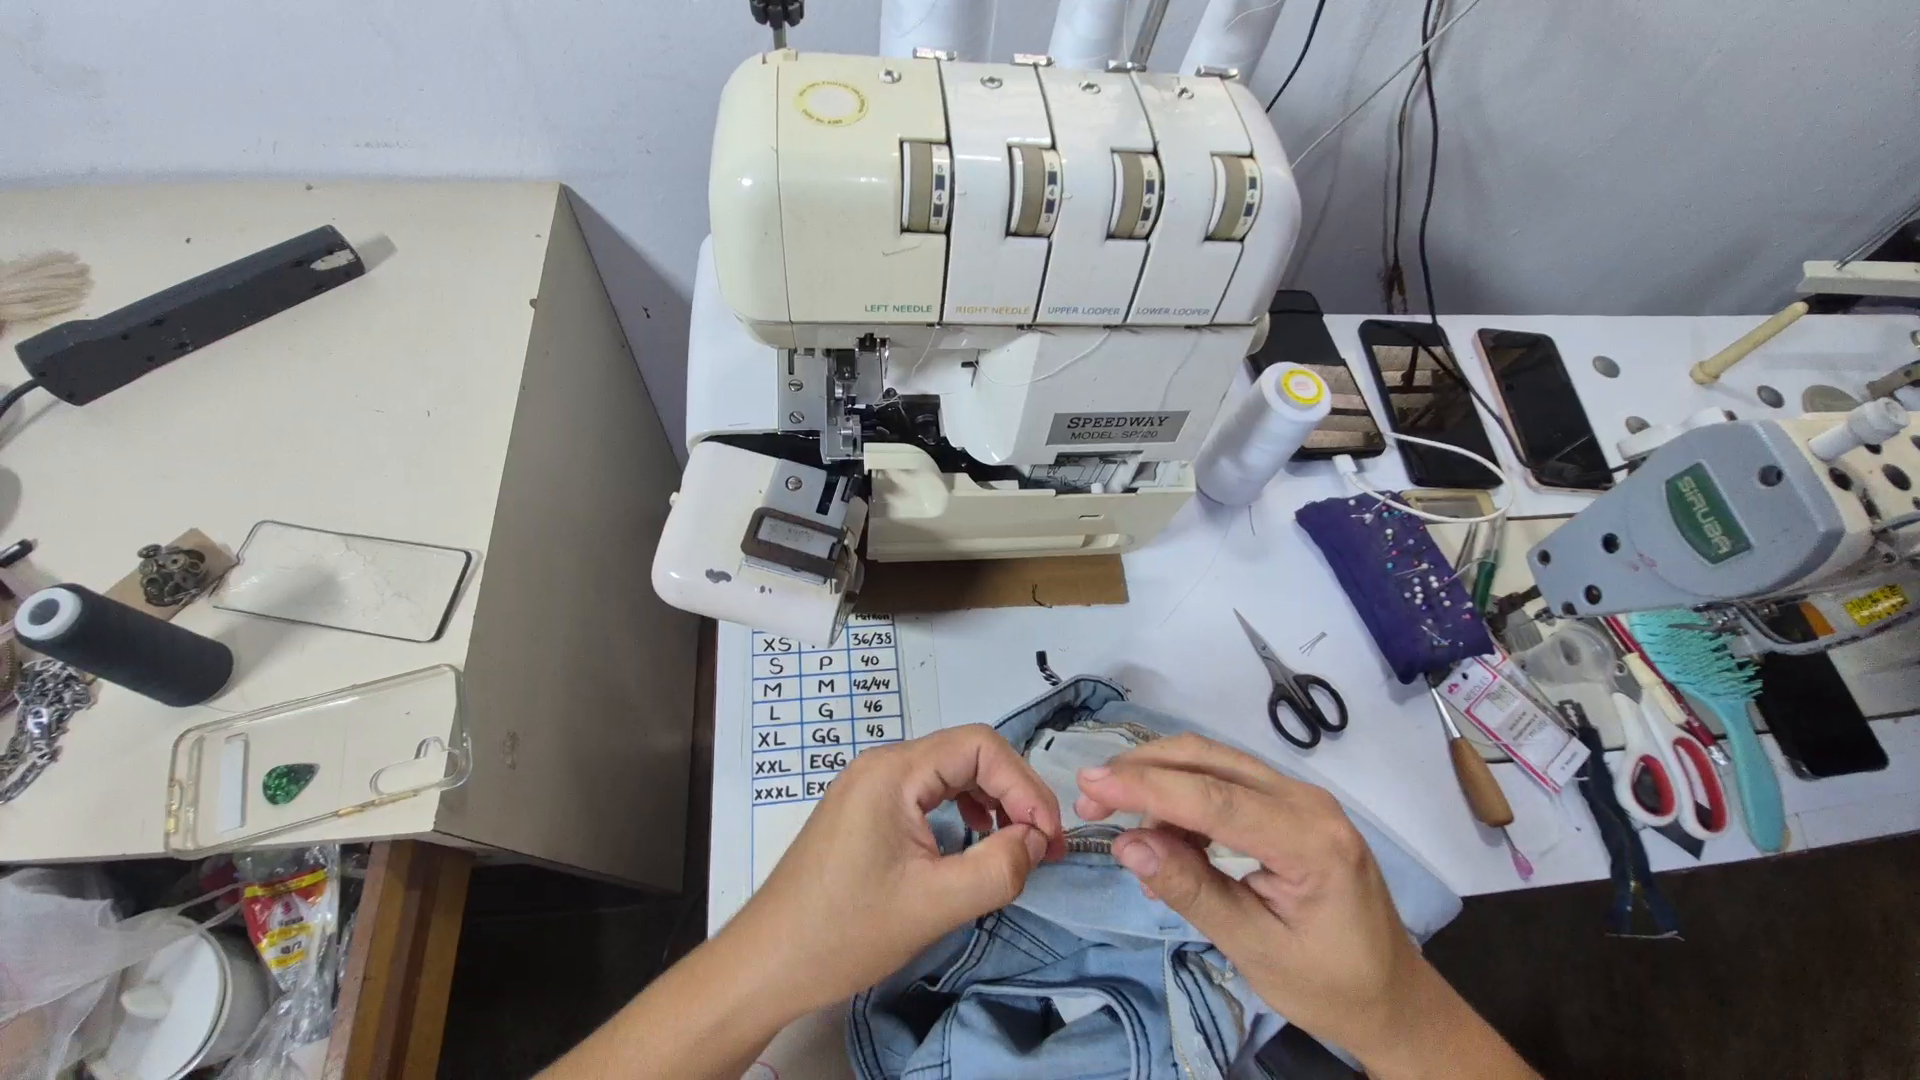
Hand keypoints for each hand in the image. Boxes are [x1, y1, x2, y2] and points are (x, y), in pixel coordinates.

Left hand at [724, 724, 1064, 1016]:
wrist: (766, 964)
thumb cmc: (844, 932)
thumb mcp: (933, 905)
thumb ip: (997, 868)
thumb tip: (1035, 841)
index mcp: (893, 772)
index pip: (979, 746)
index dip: (1023, 785)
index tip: (1047, 836)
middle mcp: (882, 765)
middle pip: (967, 755)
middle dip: (1013, 794)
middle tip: (1043, 844)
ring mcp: (871, 785)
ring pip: (950, 773)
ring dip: (991, 801)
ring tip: (1017, 844)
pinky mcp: (867, 809)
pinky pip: (928, 793)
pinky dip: (963, 810)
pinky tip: (975, 838)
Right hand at [1074, 734, 1435, 1062]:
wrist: (1395, 999)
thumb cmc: (1331, 986)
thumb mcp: (1255, 949)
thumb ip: (1191, 890)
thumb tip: (1126, 845)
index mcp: (1310, 841)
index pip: (1213, 797)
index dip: (1146, 787)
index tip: (1090, 786)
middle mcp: (1307, 801)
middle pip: (1208, 760)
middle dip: (1142, 771)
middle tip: (1090, 800)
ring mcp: (1300, 797)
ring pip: (1212, 762)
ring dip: (1157, 779)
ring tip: (1113, 815)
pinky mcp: (1289, 804)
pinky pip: (1224, 782)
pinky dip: (1181, 797)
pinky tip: (1159, 832)